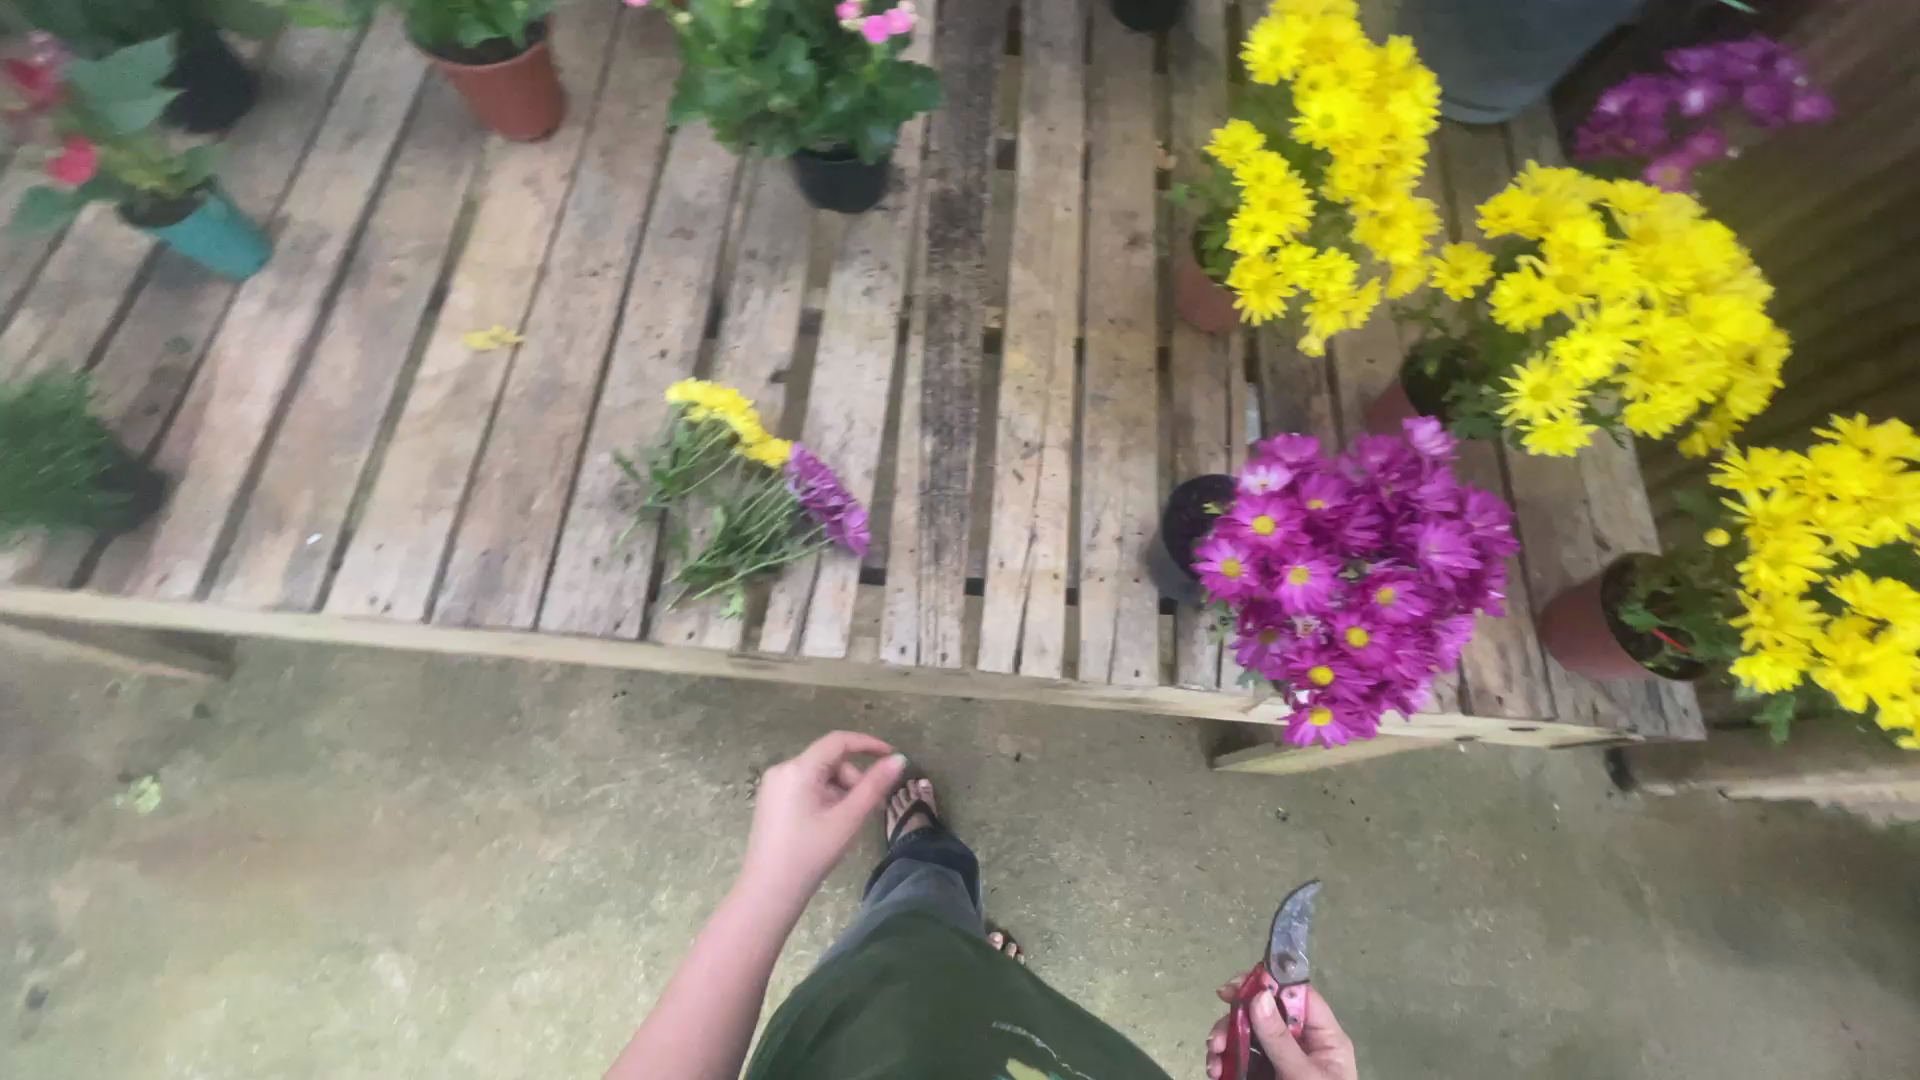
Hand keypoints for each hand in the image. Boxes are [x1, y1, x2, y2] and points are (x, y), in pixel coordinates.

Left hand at [739, 731, 907, 903]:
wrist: (768, 893)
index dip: (868, 744)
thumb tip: (899, 760)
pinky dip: (826, 798)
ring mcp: (774, 786)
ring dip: (841, 791)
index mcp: (799, 768)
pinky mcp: (772, 801)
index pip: (839, 741)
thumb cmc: (810, 854)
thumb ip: (874, 786)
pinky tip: (832, 823)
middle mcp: (783, 769)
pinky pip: (806, 787)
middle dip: (855, 779)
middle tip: (874, 807)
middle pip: (830, 761)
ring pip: (820, 776)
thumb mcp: (848, 819)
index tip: (892, 756)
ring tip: (851, 821)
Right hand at [1205, 982, 1356, 1079]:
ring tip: (1214, 1060)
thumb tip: (1258, 996)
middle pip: (1264, 1010)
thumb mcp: (1303, 1078)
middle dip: (1234, 1019)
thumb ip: (1280, 1041)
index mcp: (1323, 1037)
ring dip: (1225, 1041)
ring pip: (1248, 1032)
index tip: (1233, 988)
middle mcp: (1302, 1042)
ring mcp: (1282, 1059)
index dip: (1265, 982)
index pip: (1295, 993)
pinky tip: (1216, 1071)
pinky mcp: (1266, 1075)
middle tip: (1217, 1036)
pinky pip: (1242, 1056)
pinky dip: (1226, 1060)